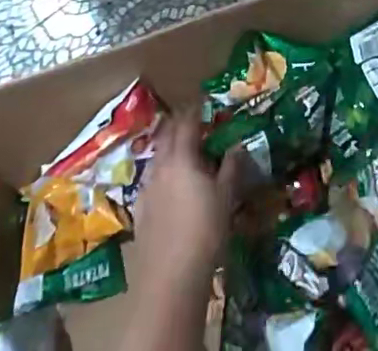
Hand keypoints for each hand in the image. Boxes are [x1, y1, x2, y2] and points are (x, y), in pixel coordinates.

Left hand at [133, 115, 245, 286]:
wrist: (169, 278)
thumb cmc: (204, 230)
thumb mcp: (226, 195)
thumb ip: (232, 166)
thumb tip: (237, 144)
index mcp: (181, 158)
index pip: (186, 124)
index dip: (194, 109)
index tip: (203, 100)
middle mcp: (159, 168)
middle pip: (167, 137)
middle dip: (179, 124)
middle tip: (194, 119)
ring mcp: (146, 190)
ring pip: (158, 158)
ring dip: (171, 148)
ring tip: (186, 150)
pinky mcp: (140, 212)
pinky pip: (153, 180)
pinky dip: (164, 171)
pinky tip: (173, 184)